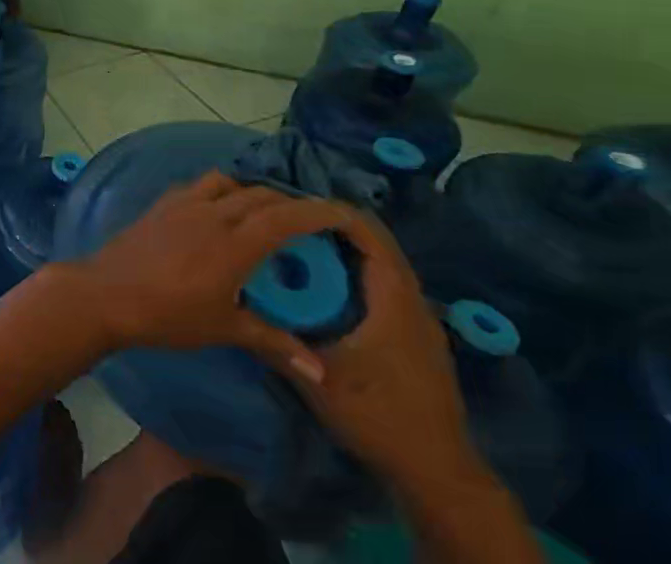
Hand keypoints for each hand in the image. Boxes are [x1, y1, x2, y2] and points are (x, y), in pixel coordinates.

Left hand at [68, 171, 348, 384]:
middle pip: (261, 196)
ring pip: (229, 183)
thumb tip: (321, 373)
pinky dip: (220, 190)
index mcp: (235, 243)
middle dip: (290, 203)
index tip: (342, 214)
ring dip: (252, 191)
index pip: (286, 217)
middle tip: (307, 219)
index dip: (318, 212)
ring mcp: (184, 204)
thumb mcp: (224, 329)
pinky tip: (218, 209)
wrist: (107, 294)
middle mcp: (214, 214)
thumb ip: (274, 342)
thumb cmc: (168, 315)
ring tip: (263, 210)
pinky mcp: (162, 204)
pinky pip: (199, 186)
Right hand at [282, 208, 482, 489]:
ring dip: (343, 250)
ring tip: (297, 245)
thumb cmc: (377, 412)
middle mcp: (411, 298)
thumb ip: (278, 343)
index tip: (294, 203)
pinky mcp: (413, 334)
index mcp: (394, 299)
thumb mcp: (319, 377)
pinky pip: (382, 285)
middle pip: (376, 244)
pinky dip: (353, 272)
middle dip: (333, 226)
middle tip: (287, 221)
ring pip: (380, 265)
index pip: (371, 235)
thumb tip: (237, 311)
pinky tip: (322, 285)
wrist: (434, 467)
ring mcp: (416, 317)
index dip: (335, 212)